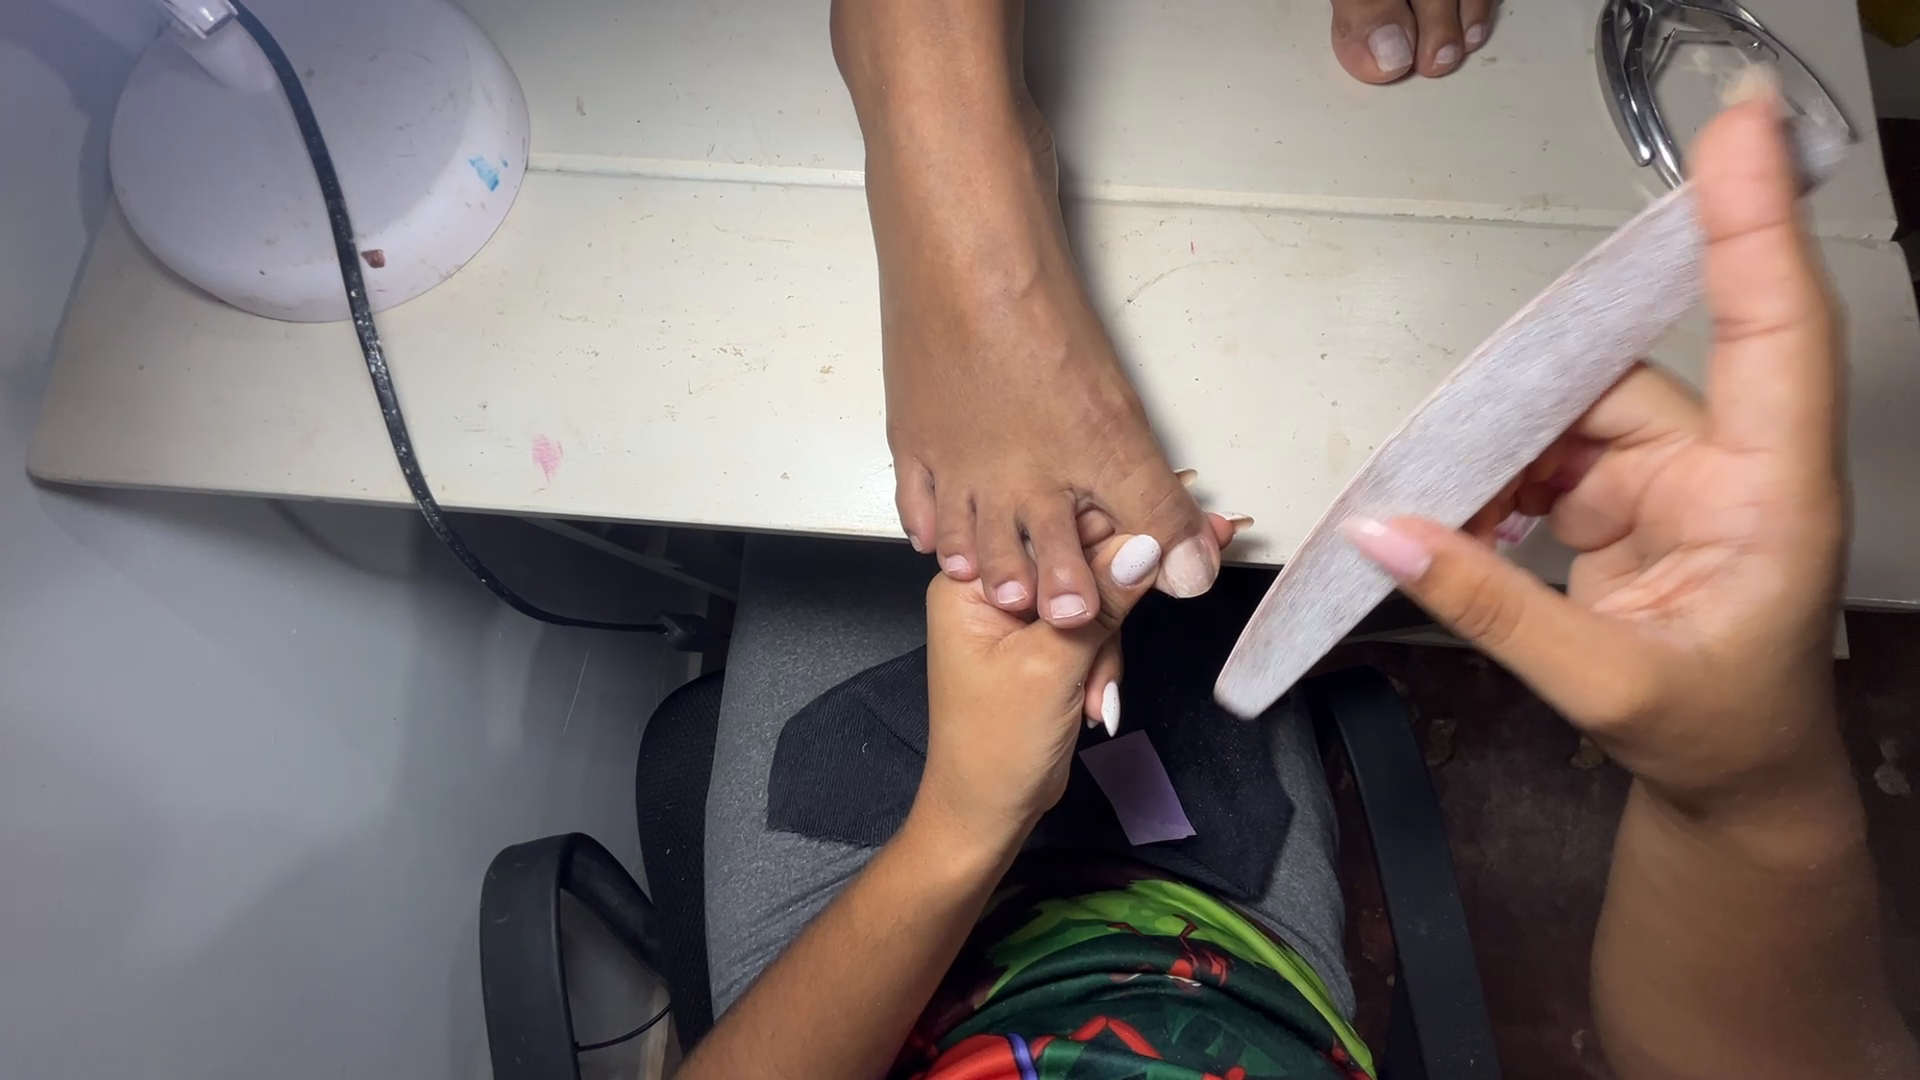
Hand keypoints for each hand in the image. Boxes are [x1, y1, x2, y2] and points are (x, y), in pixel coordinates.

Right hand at [846, 34, 1228, 624]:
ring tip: (989, 583)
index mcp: (1045, 483)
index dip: (1086, 596)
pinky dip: (923, 521)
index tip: (1095, 625)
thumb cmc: (1043, 320)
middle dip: (1035, 588)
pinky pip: (910, 494)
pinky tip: (929, 533)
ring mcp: (941, 454)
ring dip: (979, 561)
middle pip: (1013, 554)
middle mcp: (989, 482)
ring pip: (960, 531)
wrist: (962, 241)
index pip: (1070, 561)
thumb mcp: (1119, 418)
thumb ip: (1153, 503)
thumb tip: (1195, 582)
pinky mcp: (907, 423)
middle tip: (1044, 613)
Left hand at [914, 531, 1166, 852]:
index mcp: (973, 583)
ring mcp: (1019, 623)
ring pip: (1090, 603)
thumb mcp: (1053, 665)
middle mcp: (994, 593)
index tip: (1170, 531)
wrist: (989, 812)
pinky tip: (1098, 704)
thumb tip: (1147, 544)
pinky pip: (1088, 634)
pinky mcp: (1042, 648)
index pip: (1047, 532)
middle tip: (1179, 579)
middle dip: (1116, 602)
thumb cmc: (998, 741)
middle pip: (1075, 566)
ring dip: (1106, 652)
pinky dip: (1101, 667)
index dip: (1111, 531)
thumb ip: (1102, 603)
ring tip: (1098, 699)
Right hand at [1342, 96, 1845, 819]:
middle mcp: (1719, 470)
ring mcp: (1662, 486)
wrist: (1726, 775)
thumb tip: (1383, 535)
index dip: (1750, 230)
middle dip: (1520, 418)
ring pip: (1560, 429)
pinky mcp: (1616, 507)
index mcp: (1766, 496)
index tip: (1740, 133)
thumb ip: (1489, 604)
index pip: (1774, 334)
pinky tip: (1459, 531)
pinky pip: (1536, 469)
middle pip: (1610, 389)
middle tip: (1444, 463)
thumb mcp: (1600, 679)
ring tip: (1442, 518)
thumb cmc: (1709, 731)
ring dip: (1490, 464)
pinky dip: (1486, 492)